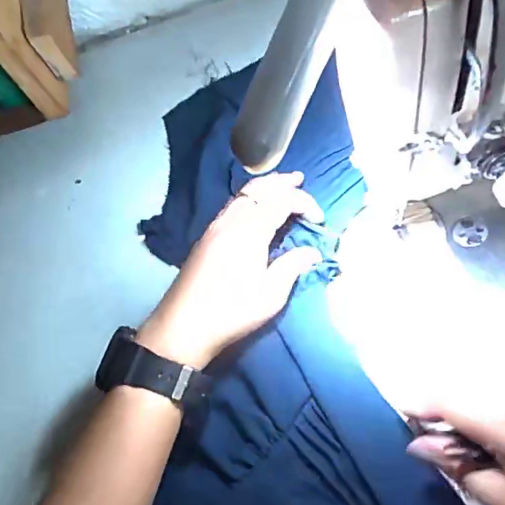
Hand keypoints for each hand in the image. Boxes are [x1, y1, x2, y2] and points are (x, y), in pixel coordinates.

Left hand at [137, 172, 324, 368]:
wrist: (185, 325)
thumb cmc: (233, 310)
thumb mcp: (272, 293)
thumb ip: (293, 266)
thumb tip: (311, 252)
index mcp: (250, 230)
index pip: (281, 201)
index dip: (304, 203)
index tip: (319, 220)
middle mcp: (231, 221)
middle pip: (257, 189)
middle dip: (280, 182)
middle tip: (299, 179)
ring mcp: (215, 228)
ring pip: (241, 195)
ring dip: (263, 188)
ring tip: (279, 187)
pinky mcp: (206, 239)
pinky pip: (232, 206)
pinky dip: (249, 199)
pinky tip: (254, 208)